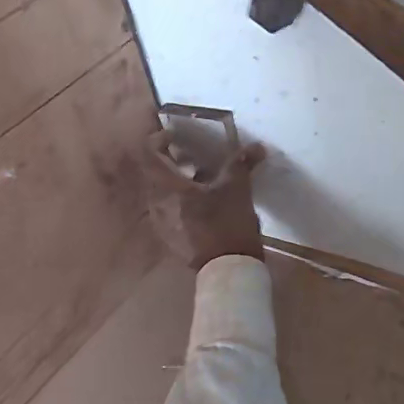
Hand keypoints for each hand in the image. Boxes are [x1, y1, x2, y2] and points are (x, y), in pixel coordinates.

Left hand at [142, 131, 266, 269]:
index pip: (148, 154)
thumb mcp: (236, 188)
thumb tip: (256, 147)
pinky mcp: (169, 238)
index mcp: (165, 186)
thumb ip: (241, 163)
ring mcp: (160, 223)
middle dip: (171, 162)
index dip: (158, 139)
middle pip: (154, 173)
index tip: (174, 135)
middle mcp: (156, 203)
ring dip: (177, 183)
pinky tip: (202, 204)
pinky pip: (168, 211)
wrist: (227, 267)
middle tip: (193, 156)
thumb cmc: (227, 222)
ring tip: (201, 180)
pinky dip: (180, 202)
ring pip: (161, 193)